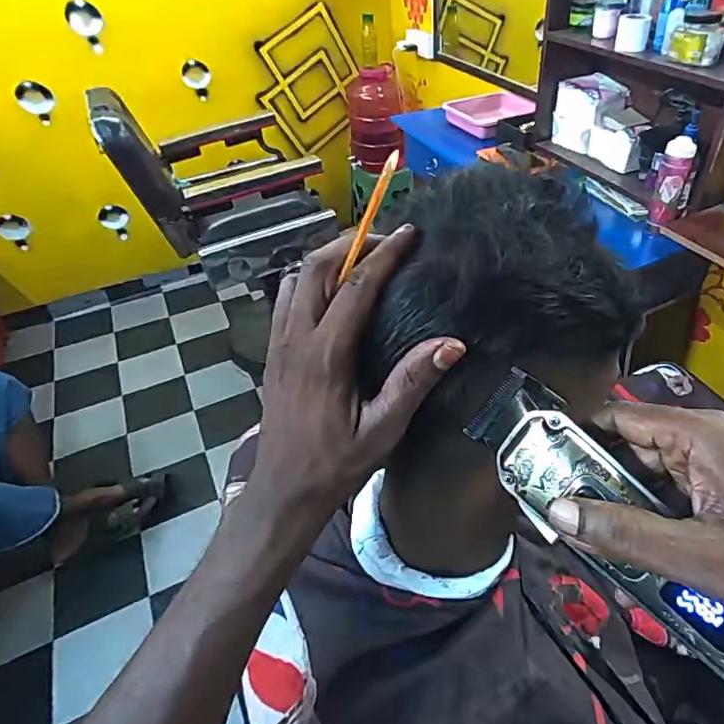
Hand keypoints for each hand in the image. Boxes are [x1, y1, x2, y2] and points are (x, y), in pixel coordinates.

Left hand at [248, 226, 464, 526]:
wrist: (283, 490)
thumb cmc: (335, 464)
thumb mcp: (381, 430)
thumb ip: (412, 383)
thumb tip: (451, 344)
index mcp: (325, 354)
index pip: (356, 286)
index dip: (385, 254)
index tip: (408, 233)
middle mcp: (296, 338)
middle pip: (316, 267)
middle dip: (351, 242)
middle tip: (385, 239)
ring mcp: (277, 342)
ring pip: (295, 278)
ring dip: (325, 258)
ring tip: (359, 257)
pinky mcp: (271, 351)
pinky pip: (284, 298)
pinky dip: (307, 279)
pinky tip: (329, 290)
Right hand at [548, 402, 723, 654]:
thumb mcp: (703, 560)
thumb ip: (625, 533)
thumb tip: (555, 510)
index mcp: (701, 435)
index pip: (615, 419)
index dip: (573, 441)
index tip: (540, 474)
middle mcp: (715, 438)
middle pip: (635, 447)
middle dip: (599, 481)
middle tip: (565, 522)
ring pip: (661, 475)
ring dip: (631, 504)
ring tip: (600, 543)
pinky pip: (689, 493)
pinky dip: (664, 516)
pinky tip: (653, 551)